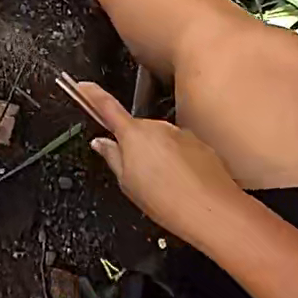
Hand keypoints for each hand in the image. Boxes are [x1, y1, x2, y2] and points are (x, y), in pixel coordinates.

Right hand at [79, 82, 246, 247]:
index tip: (83, 86)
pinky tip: (180, 184)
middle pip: (136, 130)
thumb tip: (102, 143)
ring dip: (157, 156)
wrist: (213, 211)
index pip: (106, 106)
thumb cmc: (168, 200)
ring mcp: (181, 134)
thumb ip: (112, 157)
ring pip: (160, 140)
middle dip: (133, 146)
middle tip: (135, 174)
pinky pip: (180, 149)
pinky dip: (177, 163)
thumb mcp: (127, 183)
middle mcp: (158, 126)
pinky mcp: (200, 145)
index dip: (92, 94)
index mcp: (134, 133)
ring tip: (162, 186)